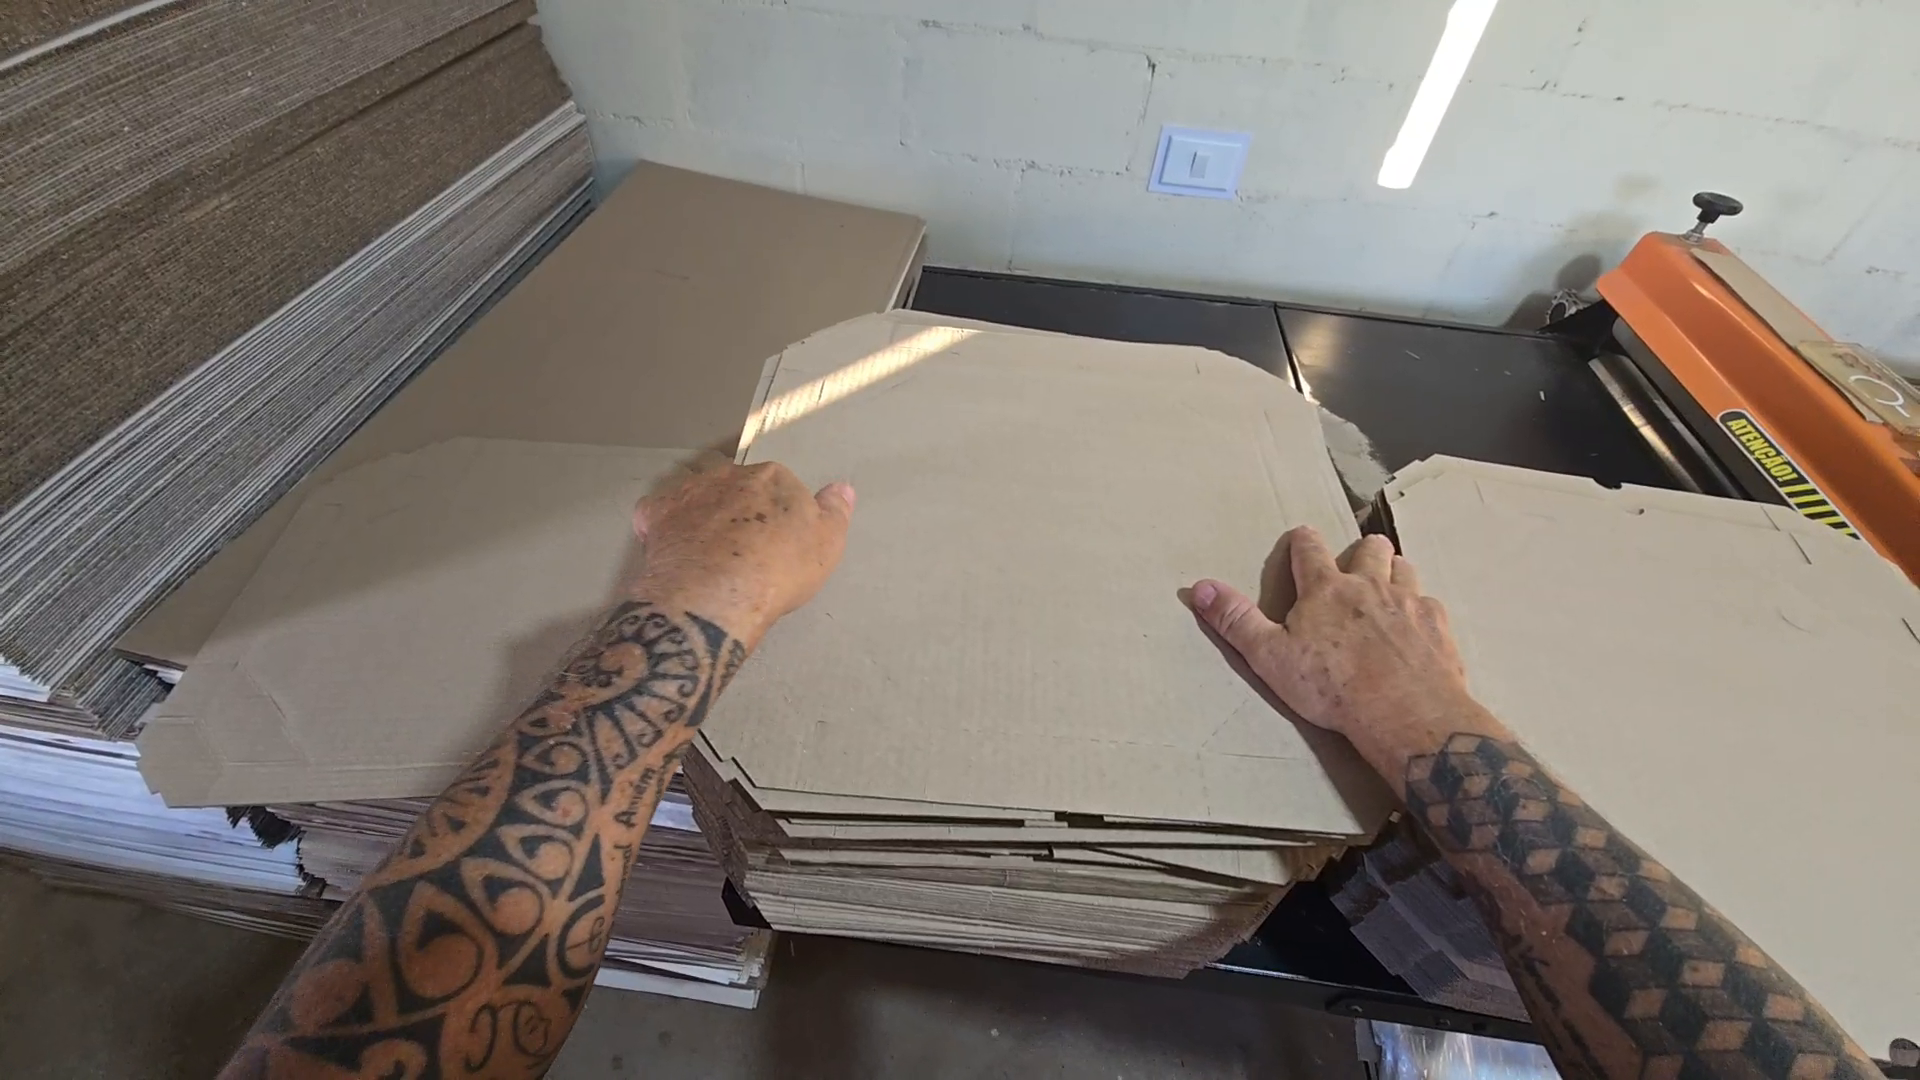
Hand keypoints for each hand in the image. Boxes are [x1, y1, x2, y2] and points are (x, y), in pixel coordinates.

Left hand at [632, 462, 853, 647]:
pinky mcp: (656, 513)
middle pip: (739, 488)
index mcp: (774, 477)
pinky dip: (667, 526)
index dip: (781, 516)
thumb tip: (842, 487)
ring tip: (711, 551)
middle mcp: (730, 474)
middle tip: (747, 550)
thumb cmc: (779, 570)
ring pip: (700, 496)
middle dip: (742, 511)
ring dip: (705, 514)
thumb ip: (835, 511)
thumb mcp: (827, 544)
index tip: (780, 543)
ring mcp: (689, 491)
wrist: (715, 596)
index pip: (780, 488)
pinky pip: (661, 512)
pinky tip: (674, 549)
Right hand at [1188, 527, 1503, 762]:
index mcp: (1326, 589)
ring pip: (1405, 568)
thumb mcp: (1269, 655)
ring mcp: (1410, 604)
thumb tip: (1199, 587)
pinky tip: (1416, 626)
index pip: (1310, 550)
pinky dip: (1420, 608)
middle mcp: (1370, 586)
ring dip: (1394, 571)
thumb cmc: (1330, 685)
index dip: (1303, 540)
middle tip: (1356, 561)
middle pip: (1371, 549)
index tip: (1301, 534)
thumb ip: (1235, 619)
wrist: (1406, 714)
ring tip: (1387, 585)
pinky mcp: (1439, 628)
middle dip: (1362, 549)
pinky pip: (1431, 604)